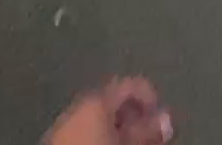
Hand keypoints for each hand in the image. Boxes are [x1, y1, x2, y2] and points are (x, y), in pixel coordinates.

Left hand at [45, 76, 174, 144]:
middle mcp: (79, 100)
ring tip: (130, 139)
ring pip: (98, 116)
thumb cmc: (95, 143)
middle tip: (149, 130)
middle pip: (115, 99)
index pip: (133, 82)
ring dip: (117, 125)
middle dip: (134, 113)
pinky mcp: (54, 136)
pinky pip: (84, 127)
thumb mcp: (129, 139)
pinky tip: (106, 142)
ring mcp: (64, 120)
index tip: (161, 113)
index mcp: (97, 94)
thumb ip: (149, 126)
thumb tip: (168, 117)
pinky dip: (98, 132)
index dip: (151, 95)